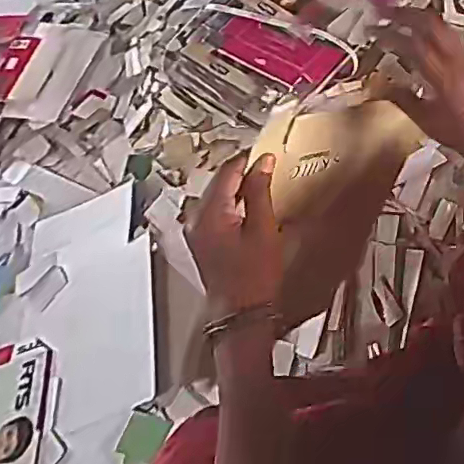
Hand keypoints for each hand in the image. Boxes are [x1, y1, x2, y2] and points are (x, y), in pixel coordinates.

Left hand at [189, 152, 282, 313]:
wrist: (243, 311)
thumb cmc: (255, 273)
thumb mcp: (263, 227)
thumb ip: (260, 191)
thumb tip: (263, 164)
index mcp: (210, 214)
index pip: (227, 173)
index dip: (248, 160)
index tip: (267, 153)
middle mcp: (196, 220)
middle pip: (218, 183)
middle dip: (241, 171)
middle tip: (267, 164)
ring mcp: (197, 232)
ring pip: (217, 196)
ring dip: (237, 186)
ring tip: (261, 181)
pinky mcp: (203, 242)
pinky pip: (216, 211)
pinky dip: (232, 202)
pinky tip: (249, 205)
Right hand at [376, 7, 463, 166]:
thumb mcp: (426, 121)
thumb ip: (402, 99)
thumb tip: (382, 86)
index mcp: (443, 73)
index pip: (412, 42)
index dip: (389, 33)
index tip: (374, 31)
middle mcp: (457, 59)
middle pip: (431, 22)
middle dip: (405, 13)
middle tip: (385, 12)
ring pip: (443, 26)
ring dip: (420, 18)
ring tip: (402, 18)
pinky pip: (452, 36)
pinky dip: (434, 30)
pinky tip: (424, 36)